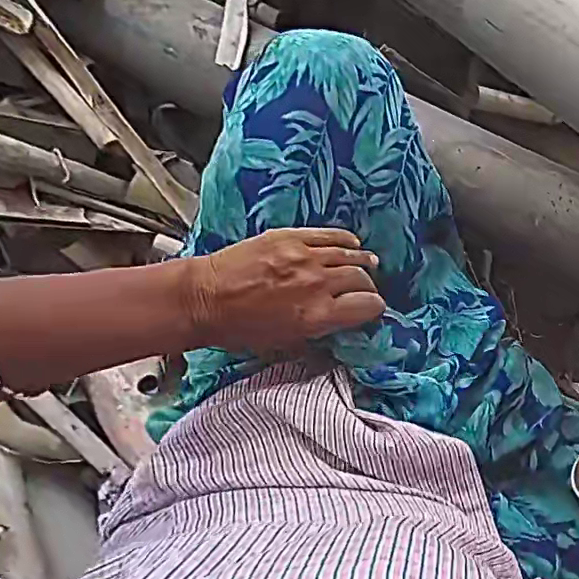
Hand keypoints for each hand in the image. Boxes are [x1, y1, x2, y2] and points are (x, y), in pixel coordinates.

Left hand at [182, 228, 385, 352]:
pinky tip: (352, 244)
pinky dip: (345, 240)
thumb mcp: (286, 342)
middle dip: (368, 287)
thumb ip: (320, 332)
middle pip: (361, 279)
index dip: (374, 309)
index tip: (371, 310)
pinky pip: (329, 235)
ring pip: (350, 255)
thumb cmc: (240, 329)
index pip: (368, 306)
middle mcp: (317, 283)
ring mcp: (304, 256)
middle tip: (364, 291)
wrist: (204, 299)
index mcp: (317, 315)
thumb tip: (341, 322)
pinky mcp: (290, 237)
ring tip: (368, 265)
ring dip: (362, 262)